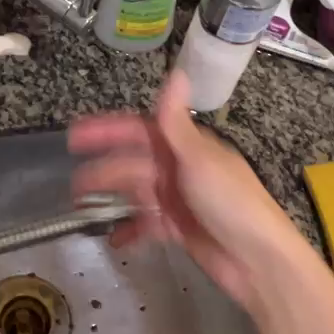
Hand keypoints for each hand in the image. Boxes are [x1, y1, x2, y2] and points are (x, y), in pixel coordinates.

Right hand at [68, 70, 306, 308]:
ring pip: (137, 193)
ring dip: (112, 199)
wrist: (260, 261)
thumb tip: (176, 72)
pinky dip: (131, 230)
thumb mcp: (199, 159)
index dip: (107, 131)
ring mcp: (180, 200)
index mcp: (186, 147)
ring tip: (83, 208)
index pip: (140, 131)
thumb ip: (176, 122)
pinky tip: (115, 238)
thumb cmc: (231, 203)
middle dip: (104, 171)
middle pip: (134, 164)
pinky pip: (147, 224)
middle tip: (73, 185)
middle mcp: (180, 169)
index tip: (76, 135)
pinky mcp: (180, 229)